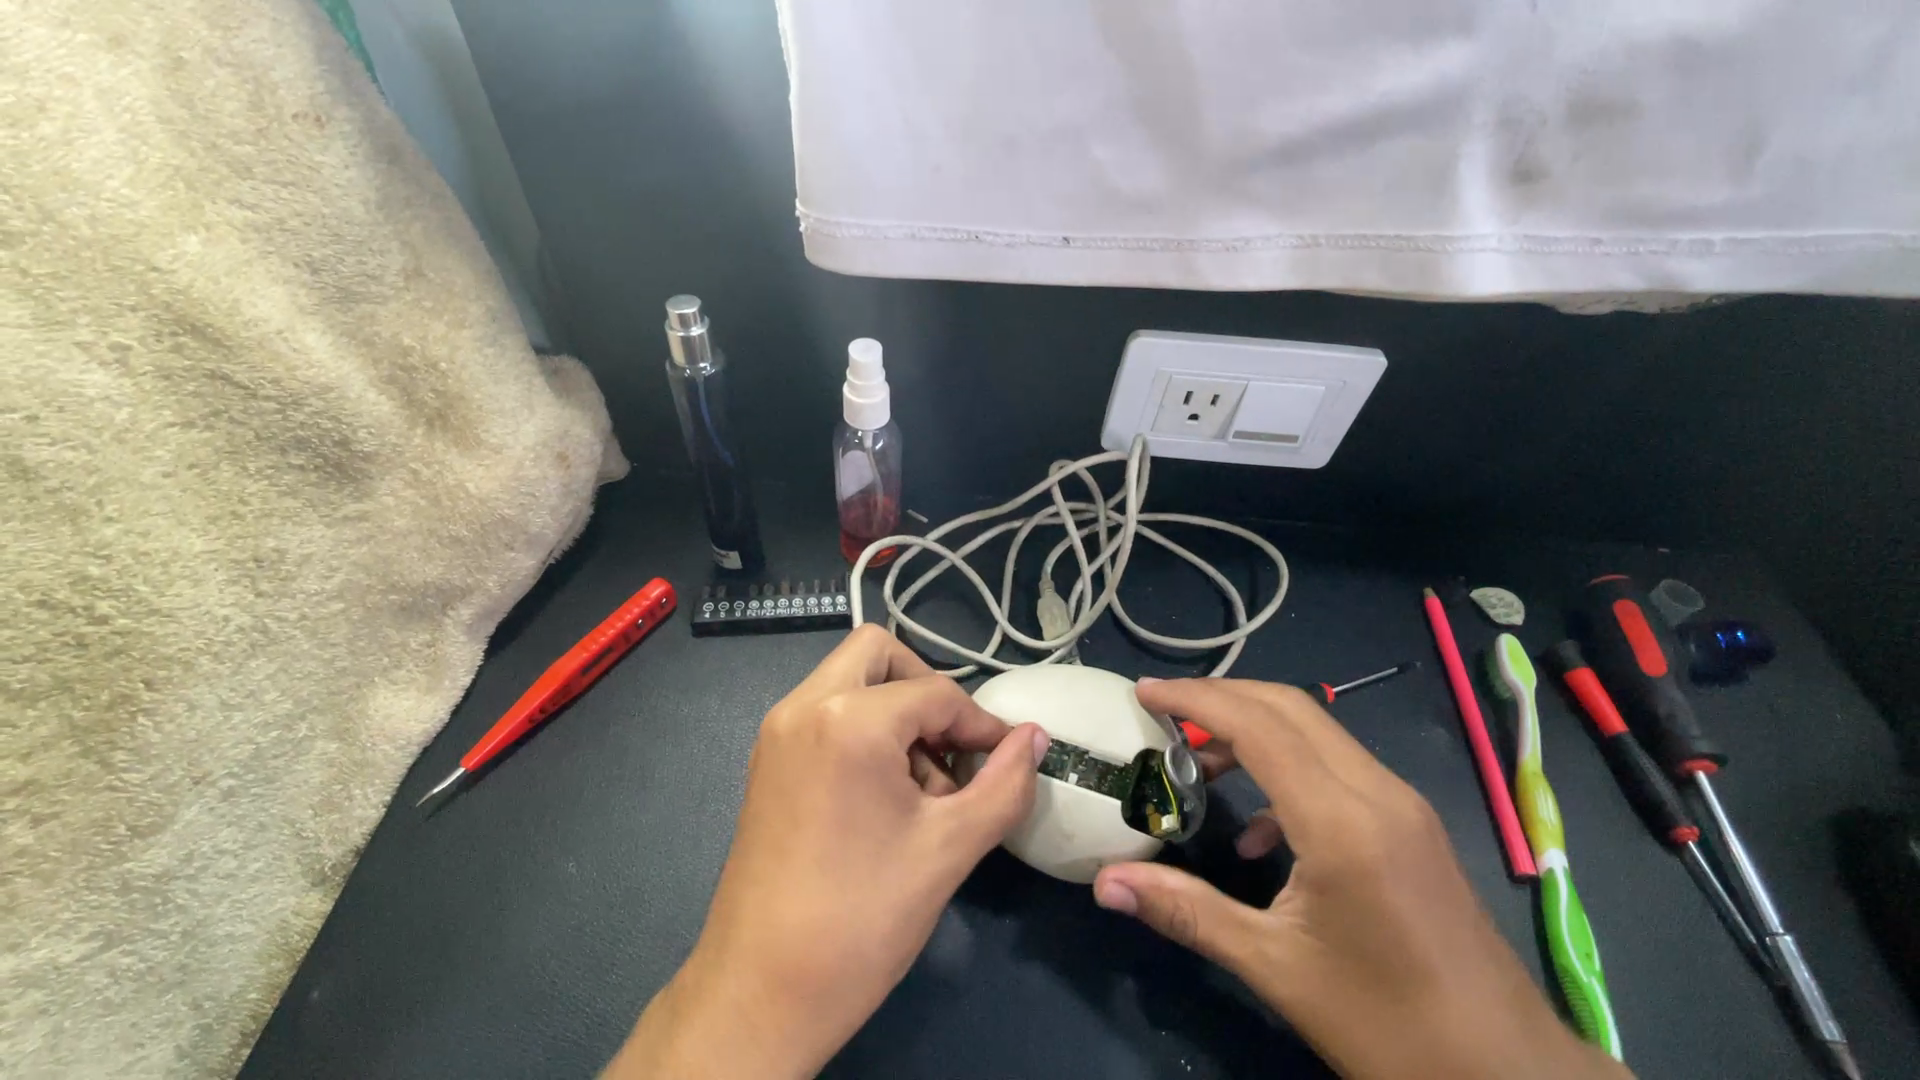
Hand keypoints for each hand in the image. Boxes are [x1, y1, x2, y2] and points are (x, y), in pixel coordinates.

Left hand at [607, 625, 1047, 1078]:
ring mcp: (777, 733)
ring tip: (924, 789)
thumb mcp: (950, 847)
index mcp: (848, 718)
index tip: (1007, 760)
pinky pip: (825, 714)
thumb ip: (1005, 783)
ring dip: (895, 713)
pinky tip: (886, 799)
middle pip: (878, 653)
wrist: (761, 992)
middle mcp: (803, 707)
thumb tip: (1034, 738)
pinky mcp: (766, 762)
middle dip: (926, 691)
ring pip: (849, 681)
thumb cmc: (863, 917)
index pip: (935, 692)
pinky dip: (863, 731)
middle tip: (953, 749)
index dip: (981, 725)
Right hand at [1093, 678, 1629, 1079]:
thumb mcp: (1276, 968)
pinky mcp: (1411, 825)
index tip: (1142, 693)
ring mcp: (1402, 805)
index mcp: (1342, 821)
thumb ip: (1187, 912)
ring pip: (1317, 732)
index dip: (1195, 699)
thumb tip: (1105, 885)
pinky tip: (1259, 832)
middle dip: (1220, 697)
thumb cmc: (1389, 1024)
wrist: (1510, 1074)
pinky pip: (1339, 769)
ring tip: (1196, 761)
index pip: (1258, 726)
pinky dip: (1286, 770)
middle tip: (1160, 710)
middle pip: (1290, 708)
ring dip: (1253, 729)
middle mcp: (1378, 793)